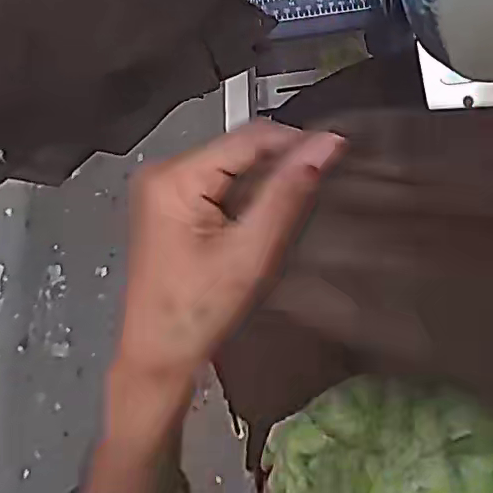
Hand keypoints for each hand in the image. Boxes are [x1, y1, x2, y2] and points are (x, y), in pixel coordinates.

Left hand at [113, 121, 344, 396]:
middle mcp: (163, 172)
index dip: (297, 140)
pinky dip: (250, 190)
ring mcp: (164, 186)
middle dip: (282, 160)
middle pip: (241, 146)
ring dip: (268, 176)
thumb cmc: (195, 313)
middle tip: (320, 178)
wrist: (158, 355)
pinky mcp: (171, 200)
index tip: (335, 150)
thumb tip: (324, 147)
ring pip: (234, 161)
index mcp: (174, 178)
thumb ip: (288, 192)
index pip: (250, 137)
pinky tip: (266, 211)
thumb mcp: (251, 250)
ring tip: (298, 196)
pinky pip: (222, 179)